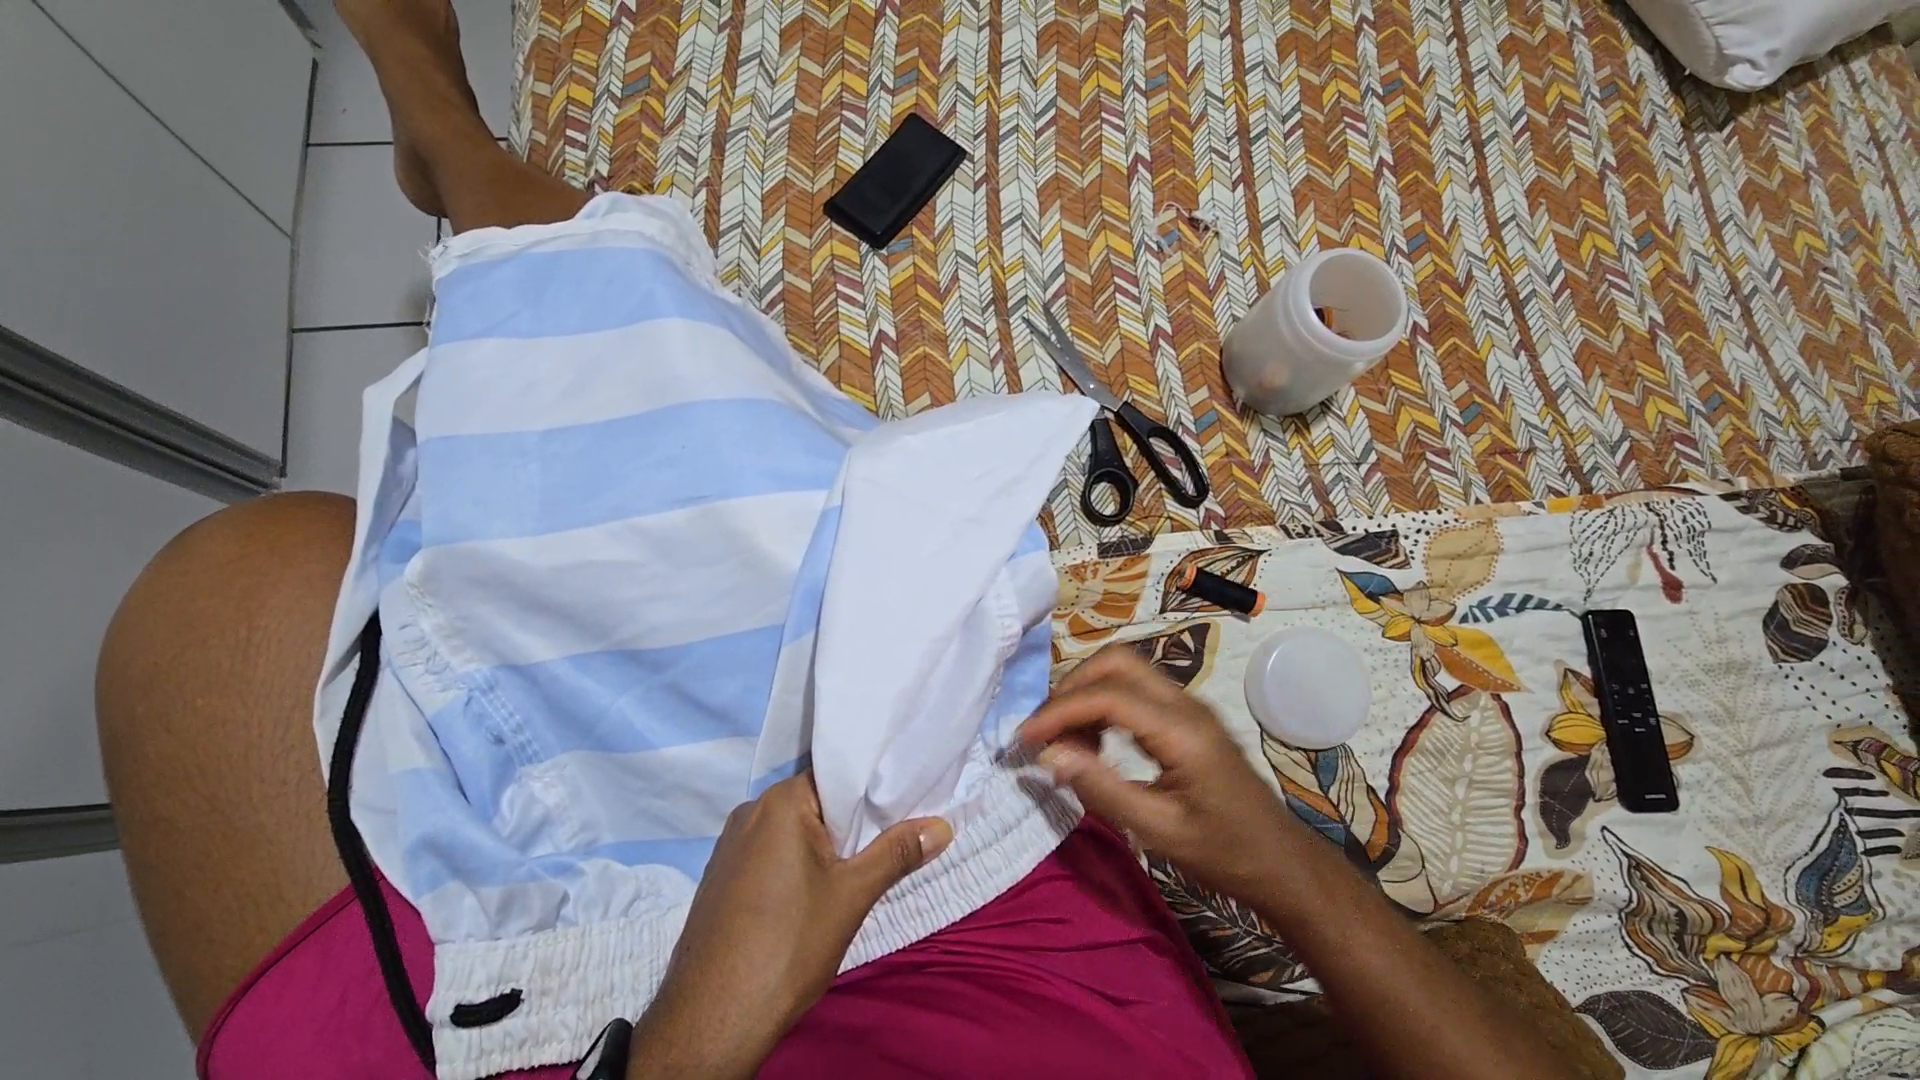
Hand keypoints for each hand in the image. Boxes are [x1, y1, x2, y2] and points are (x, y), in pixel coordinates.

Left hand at [629, 772, 952, 1079]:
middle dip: (851, 825)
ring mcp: (729, 847)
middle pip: (815, 805)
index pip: (836, 778)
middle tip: (891, 843)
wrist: (713, 1018)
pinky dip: (796, 867)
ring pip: (792, 833)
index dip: (872, 792)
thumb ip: (897, 854)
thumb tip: (943, 826)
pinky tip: (814, 896)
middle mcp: (749, 813)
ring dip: (824, 849)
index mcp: (780, 802)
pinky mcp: (721, 878)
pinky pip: (769, 855)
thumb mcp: (852, 896)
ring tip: (857, 872)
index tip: (905, 806)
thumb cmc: (788, 945)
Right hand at [1018, 647, 1302, 897]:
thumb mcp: (1159, 832)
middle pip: (1117, 662)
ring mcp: (1190, 707)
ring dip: (1086, 695)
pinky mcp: (1188, 718)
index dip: (1059, 711)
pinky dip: (1104, 706)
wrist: (1282, 863)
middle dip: (1070, 688)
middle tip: (1044, 732)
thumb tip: (1048, 756)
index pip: (1108, 696)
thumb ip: (1102, 789)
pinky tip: (1094, 745)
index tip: (1024, 740)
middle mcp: (1187, 705)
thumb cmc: (1224, 854)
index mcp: (1183, 731)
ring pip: (1126, 672)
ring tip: (1064, 743)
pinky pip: (1137, 692)